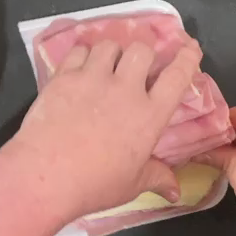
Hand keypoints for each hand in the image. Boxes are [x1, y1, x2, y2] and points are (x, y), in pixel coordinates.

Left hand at [0, 40, 200, 222]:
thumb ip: (157, 178)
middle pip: (142, 50)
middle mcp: (125, 89)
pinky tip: (80, 69)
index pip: (177, 76)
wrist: (45, 175)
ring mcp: (93, 78)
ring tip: (106, 66)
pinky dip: (83, 56)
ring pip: (109, 45)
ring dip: (112, 53)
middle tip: (135, 67)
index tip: (190, 47)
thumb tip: (176, 191)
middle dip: (143, 53)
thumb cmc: (95, 184)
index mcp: (149, 115)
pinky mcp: (64, 76)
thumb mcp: (132, 185)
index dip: (187, 57)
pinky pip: (79, 51)